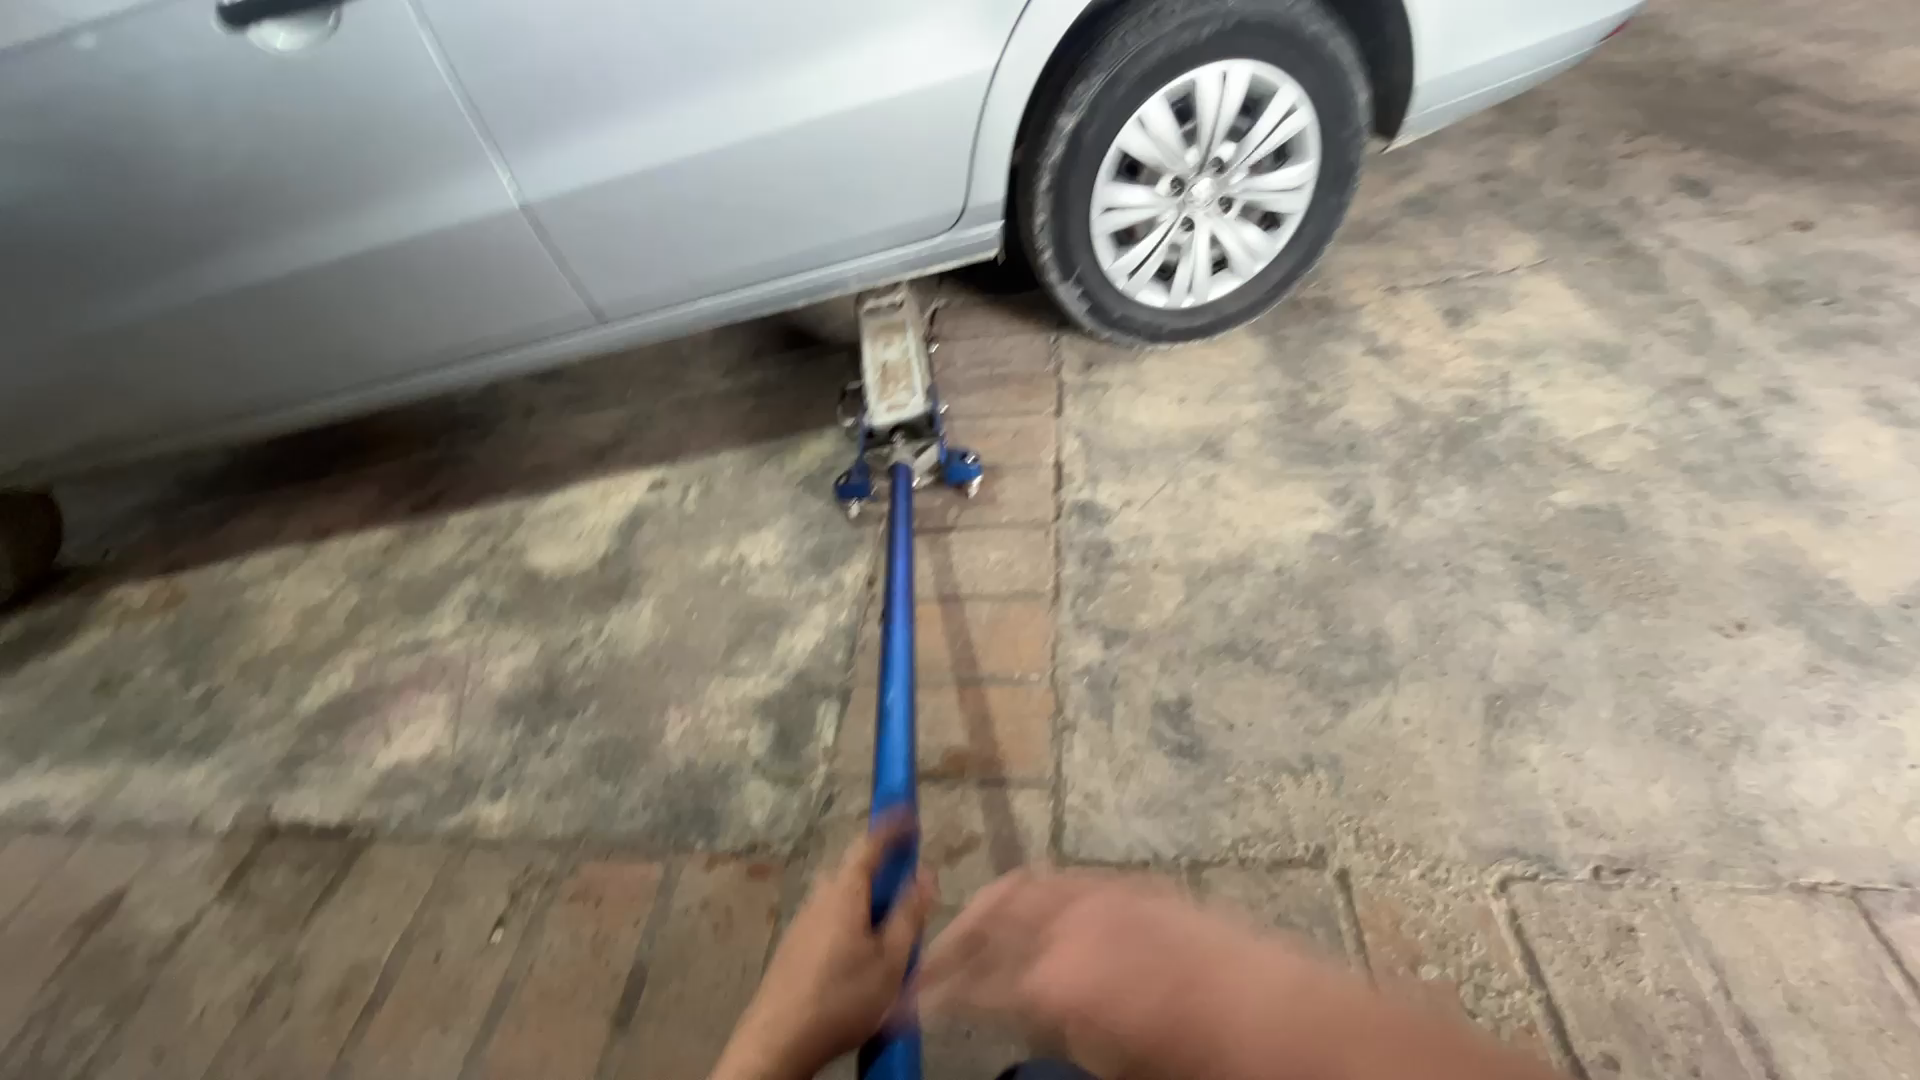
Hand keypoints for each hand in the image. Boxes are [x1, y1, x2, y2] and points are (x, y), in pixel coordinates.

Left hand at [711, 816, 935, 1079]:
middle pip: (852, 869)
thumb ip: (908, 914)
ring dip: (865, 899)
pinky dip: (850, 920)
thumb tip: (925, 874)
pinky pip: (829, 917)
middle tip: (906, 884)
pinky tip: (860, 956)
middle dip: (880, 868)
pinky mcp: (793, 946)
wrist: (776, 1043)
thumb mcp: (890, 962)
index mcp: (844, 893)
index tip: (909, 810)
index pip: (869, 844)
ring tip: (888, 930)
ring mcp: (802, 921)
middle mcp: (819, 897)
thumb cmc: (841, 998)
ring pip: (840, 895)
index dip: (891, 825)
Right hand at [919, 870, 1561, 1079]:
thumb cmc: (1203, 1066)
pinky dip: (1036, 898)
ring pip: (1026, 887)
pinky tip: (1037, 923)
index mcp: (1059, 980)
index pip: (969, 982)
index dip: (930, 994)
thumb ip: (1050, 1035)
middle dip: (951, 939)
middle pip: (991, 914)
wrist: (1294, 1024)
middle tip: (927, 967)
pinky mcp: (1140, 887)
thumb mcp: (1114, 1067)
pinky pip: (1067, 883)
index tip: (905, 1007)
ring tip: (971, 935)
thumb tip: (1013, 1023)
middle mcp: (1075, 922)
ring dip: (990, 909)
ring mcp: (1110, 895)